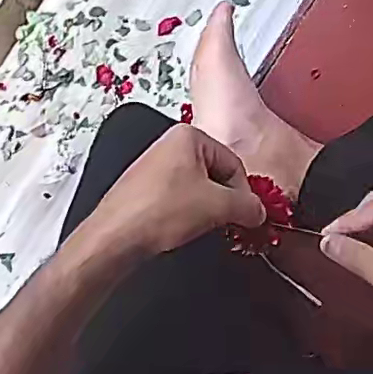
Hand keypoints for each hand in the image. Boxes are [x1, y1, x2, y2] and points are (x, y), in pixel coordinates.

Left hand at [77, 124, 267, 260]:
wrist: (114, 238)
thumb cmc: (159, 211)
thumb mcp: (217, 206)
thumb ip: (247, 206)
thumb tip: (258, 211)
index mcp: (188, 136)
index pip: (234, 164)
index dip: (243, 193)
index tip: (246, 214)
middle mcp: (169, 145)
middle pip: (217, 174)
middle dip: (224, 201)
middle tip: (224, 222)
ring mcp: (155, 166)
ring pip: (198, 188)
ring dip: (206, 209)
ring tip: (198, 225)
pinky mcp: (144, 188)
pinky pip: (179, 197)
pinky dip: (186, 213)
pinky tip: (180, 228)